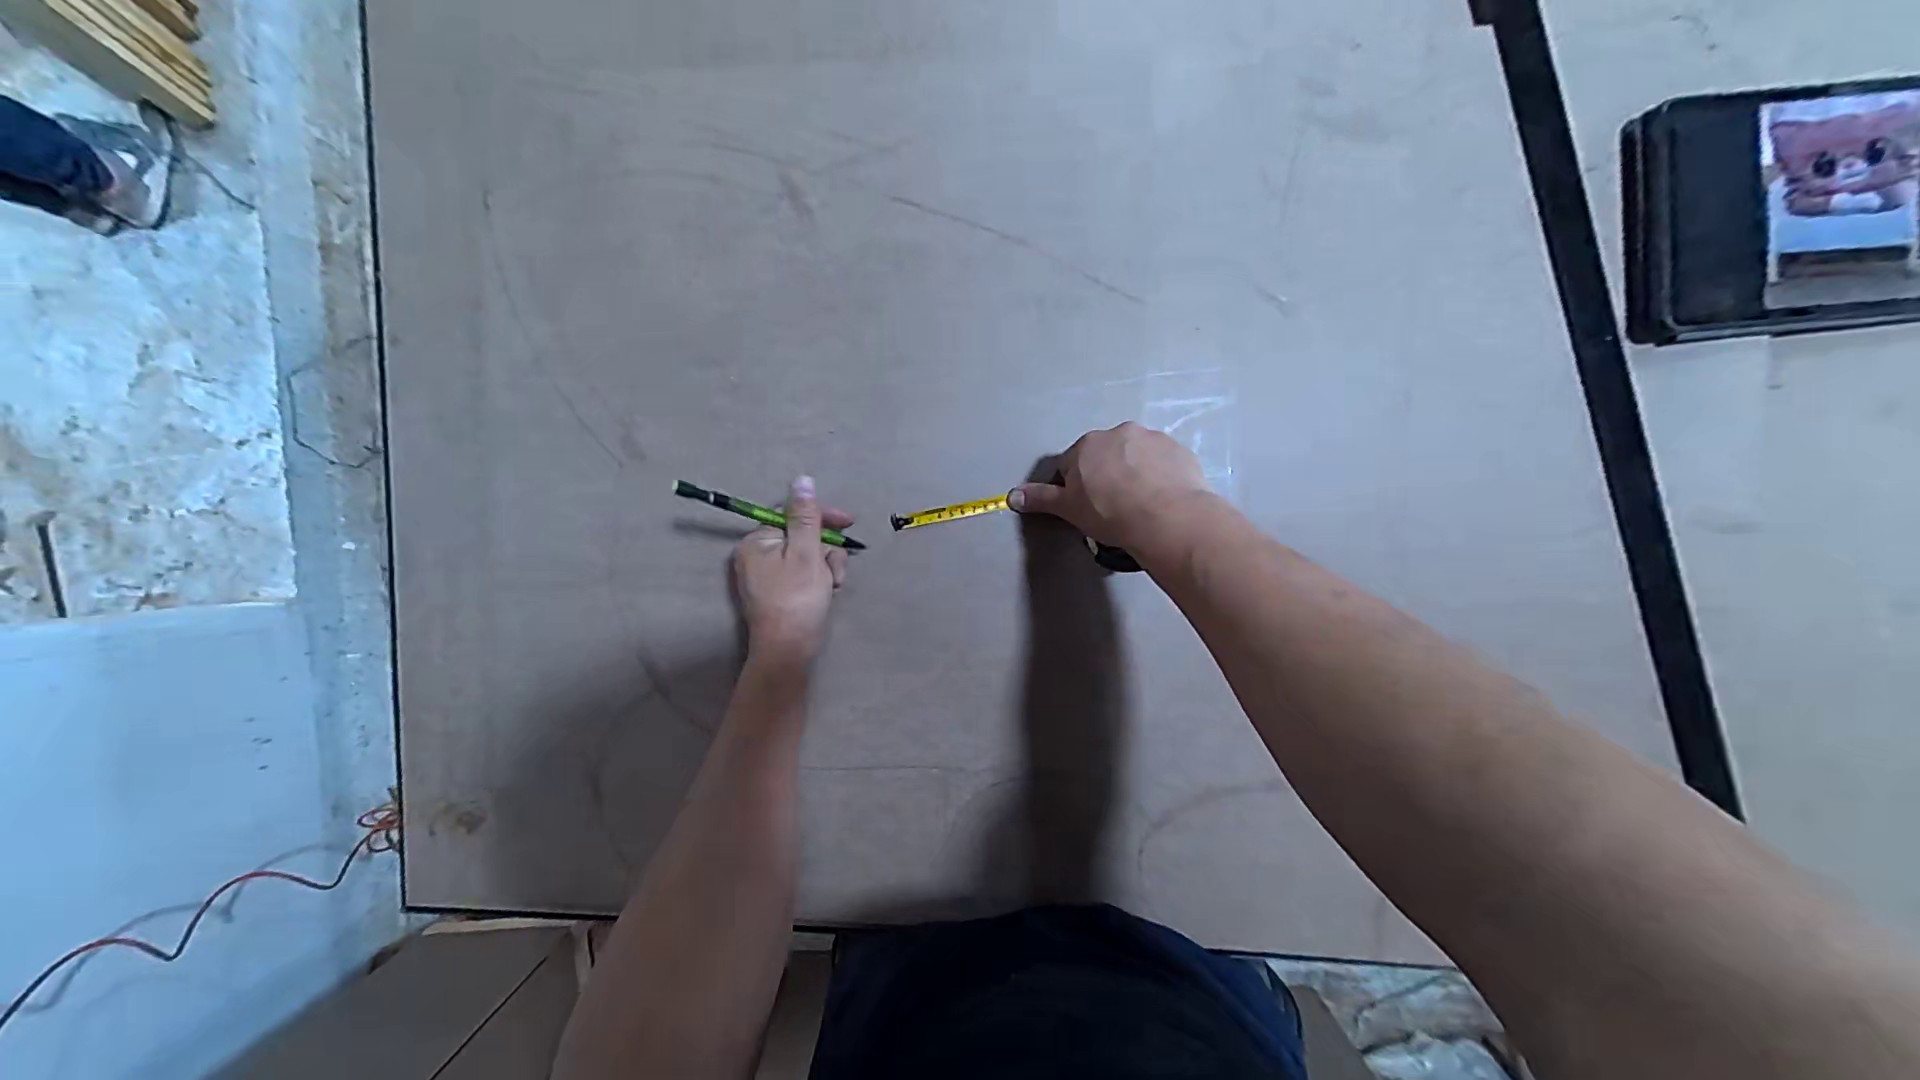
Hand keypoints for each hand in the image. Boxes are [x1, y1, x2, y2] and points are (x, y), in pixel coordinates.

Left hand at [733, 476, 852, 664]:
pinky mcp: (780, 593)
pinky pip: (805, 574)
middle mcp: (758, 556)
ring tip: (832, 587)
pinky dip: (821, 580)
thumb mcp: (807, 553)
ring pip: (810, 556)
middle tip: (835, 571)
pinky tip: (828, 594)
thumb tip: (802, 480)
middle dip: (827, 551)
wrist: (788, 652)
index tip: (849, 522)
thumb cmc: (797, 599)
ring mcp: (769, 576)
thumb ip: (806, 516)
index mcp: (757, 542)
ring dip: (828, 567)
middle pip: (804, 536)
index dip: (822, 517)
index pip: (792, 515)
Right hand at [1008, 422, 1211, 549]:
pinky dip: (1159, 475)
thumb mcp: (1069, 509)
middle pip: (1104, 456)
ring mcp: (1151, 438)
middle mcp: (1117, 433)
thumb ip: (1041, 499)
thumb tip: (1013, 496)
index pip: (1071, 466)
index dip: (1075, 489)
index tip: (1086, 508)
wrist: (1166, 518)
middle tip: (1113, 506)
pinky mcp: (1177, 449)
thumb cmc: (1110, 513)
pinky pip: (1162, 462)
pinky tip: (1161, 498)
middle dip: (1106, 475)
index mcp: (1086, 445)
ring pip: (1135, 456)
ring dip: (1134, 472)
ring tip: (1141, 503)